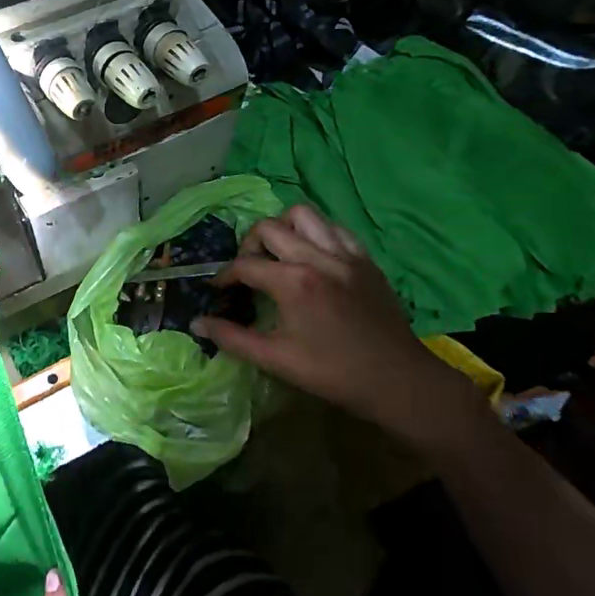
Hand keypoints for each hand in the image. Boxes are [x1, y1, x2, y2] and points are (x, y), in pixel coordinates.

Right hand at [192, 204, 492, 457]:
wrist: (397, 380)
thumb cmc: (333, 373)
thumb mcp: (276, 360)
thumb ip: (233, 338)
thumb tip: (196, 323)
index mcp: (293, 282)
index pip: (244, 265)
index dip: (224, 276)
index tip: (217, 290)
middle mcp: (317, 257)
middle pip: (269, 228)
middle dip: (249, 245)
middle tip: (247, 270)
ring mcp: (345, 254)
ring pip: (303, 215)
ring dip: (282, 228)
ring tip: (278, 254)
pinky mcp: (364, 258)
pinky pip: (333, 227)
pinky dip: (315, 233)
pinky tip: (311, 256)